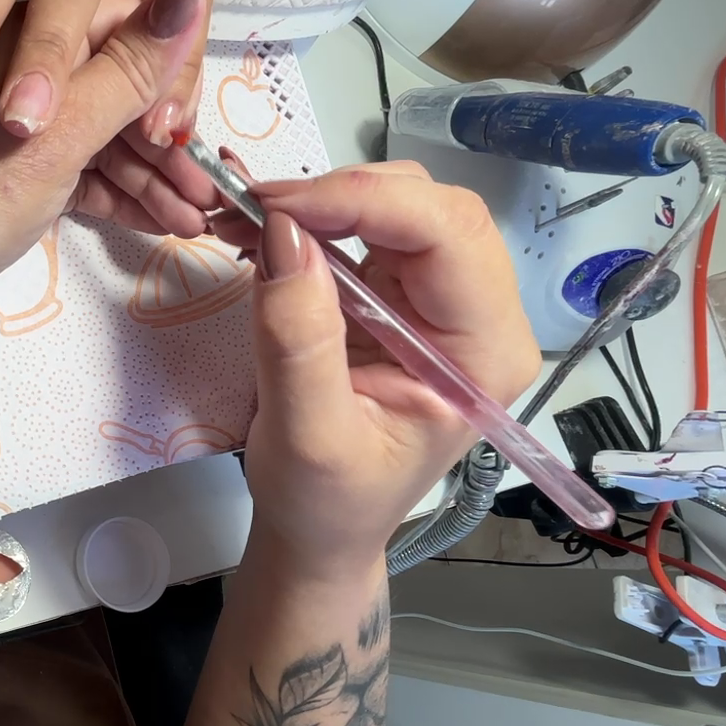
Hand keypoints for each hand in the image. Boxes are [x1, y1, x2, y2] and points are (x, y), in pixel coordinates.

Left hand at [0, 0, 207, 341]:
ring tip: (196, 220)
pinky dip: (120, 201)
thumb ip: (124, 74)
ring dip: (151, 180)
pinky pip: (84, 178)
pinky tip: (160, 224)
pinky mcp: (20, 178)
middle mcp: (25, 75)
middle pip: (120, 92)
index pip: (122, 25)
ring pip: (105, 142)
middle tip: (209, 192)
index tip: (189, 130)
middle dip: (166, 144)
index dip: (166, 73)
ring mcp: (22, 130)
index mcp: (24, 38)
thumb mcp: (51, 138)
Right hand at [212, 162, 539, 572]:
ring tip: (247, 221)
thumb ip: (297, 339)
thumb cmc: (322, 501)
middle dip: (340, 195)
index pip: (445, 236)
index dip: (361, 202)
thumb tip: (282, 236)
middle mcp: (471, 318)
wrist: (318, 530)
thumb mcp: (305, 432)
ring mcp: (432, 308)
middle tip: (252, 211)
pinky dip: (309, 226)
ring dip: (320, 204)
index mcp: (478, 353)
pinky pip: (361, 239)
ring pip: (396, 212)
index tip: (272, 210)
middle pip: (429, 210)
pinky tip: (263, 237)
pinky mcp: (392, 306)